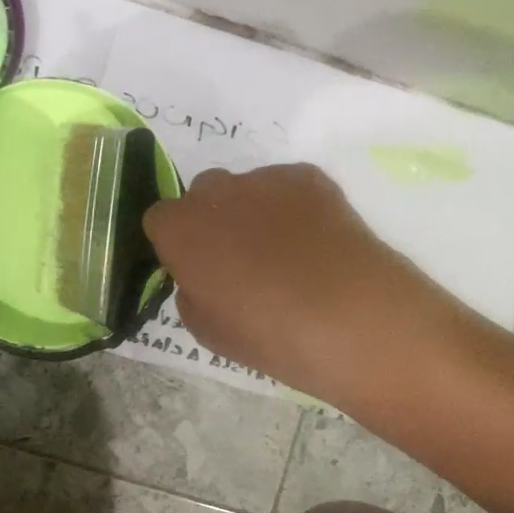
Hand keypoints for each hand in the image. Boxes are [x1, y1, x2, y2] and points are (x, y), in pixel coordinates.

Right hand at [143, 163, 463, 395]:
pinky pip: (286, 186)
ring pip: (245, 189)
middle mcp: (212, 192)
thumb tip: (201, 276)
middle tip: (239, 261)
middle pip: (201, 196)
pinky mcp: (307, 177)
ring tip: (287, 253)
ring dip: (252, 212)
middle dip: (212, 220)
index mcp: (178, 229)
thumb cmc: (269, 335)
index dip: (177, 245)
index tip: (197, 269)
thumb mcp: (206, 331)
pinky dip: (293, 206)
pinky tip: (314, 242)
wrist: (354, 319)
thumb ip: (191, 291)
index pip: (159, 220)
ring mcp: (261, 180)